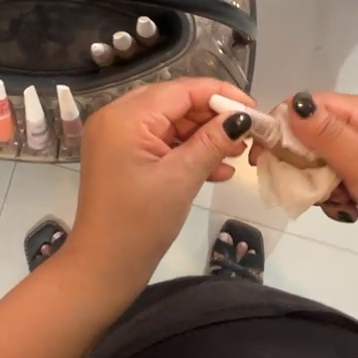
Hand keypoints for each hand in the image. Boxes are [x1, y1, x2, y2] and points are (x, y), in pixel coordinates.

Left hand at [67, 78, 256, 279]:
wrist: (103, 267)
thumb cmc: (140, 222)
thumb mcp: (182, 178)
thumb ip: (212, 142)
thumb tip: (243, 118)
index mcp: (126, 116)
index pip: (181, 90)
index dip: (221, 96)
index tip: (255, 110)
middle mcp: (117, 118)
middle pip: (175, 104)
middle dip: (213, 118)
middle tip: (248, 135)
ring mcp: (117, 138)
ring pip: (170, 124)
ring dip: (203, 137)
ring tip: (237, 155)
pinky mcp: (122, 157)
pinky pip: (160, 143)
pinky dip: (187, 152)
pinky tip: (218, 171)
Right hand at [283, 91, 357, 263]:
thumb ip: (324, 132)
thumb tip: (291, 102)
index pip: (306, 106)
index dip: (280, 127)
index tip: (262, 155)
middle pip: (307, 135)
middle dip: (295, 161)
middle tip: (288, 185)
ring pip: (316, 163)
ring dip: (313, 184)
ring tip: (331, 202)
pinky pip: (332, 183)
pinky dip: (331, 198)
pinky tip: (345, 211)